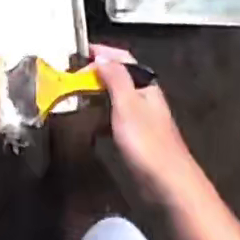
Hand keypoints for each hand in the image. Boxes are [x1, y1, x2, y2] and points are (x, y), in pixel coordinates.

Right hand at [90, 43, 206, 204]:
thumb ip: (115, 77)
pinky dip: (99, 117)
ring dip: (95, 95)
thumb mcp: (128, 104)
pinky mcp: (135, 141)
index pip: (123, 59)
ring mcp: (140, 120)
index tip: (78, 53)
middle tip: (70, 77)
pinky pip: (113, 119)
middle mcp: (144, 98)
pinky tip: (88, 126)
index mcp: (145, 85)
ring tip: (74, 97)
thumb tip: (100, 56)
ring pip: (114, 99)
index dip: (102, 52)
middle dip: (95, 73)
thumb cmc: (147, 142)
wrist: (169, 187)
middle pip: (118, 77)